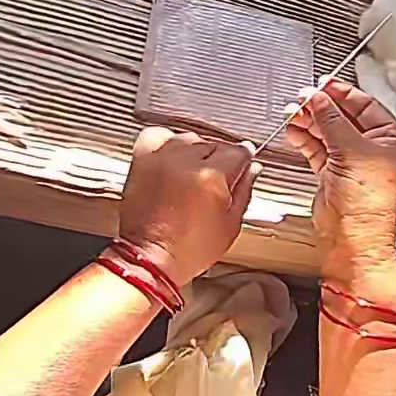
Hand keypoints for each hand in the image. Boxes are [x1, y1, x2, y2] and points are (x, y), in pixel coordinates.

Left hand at [117, 128, 259, 286]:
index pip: (239, 151)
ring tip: (193, 174)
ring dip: (195, 152)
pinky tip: (173, 159)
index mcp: (212, 177)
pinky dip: (167, 143)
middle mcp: (186, 162)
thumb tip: (253, 169)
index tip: (243, 165)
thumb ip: (244, 191)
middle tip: (215, 182)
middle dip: (220, 160)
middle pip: (216, 143)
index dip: (244, 160)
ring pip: (190, 138)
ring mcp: (162, 159)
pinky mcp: (142, 161)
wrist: (149, 259)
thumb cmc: (187, 249)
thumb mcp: (230, 225)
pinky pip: (158, 136)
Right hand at [285, 78, 395, 278]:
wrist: (352, 240)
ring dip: (310, 121)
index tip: (324, 83)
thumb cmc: (367, 205)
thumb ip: (332, 121)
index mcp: (390, 141)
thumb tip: (318, 99)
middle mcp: (373, 151)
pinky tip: (295, 130)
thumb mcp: (351, 151)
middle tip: (304, 98)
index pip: (366, 106)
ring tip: (294, 112)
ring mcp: (352, 163)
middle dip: (323, 107)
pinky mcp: (333, 174)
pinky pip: (318, 148)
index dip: (343, 93)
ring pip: (328, 132)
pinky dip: (305, 138)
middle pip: (345, 118)